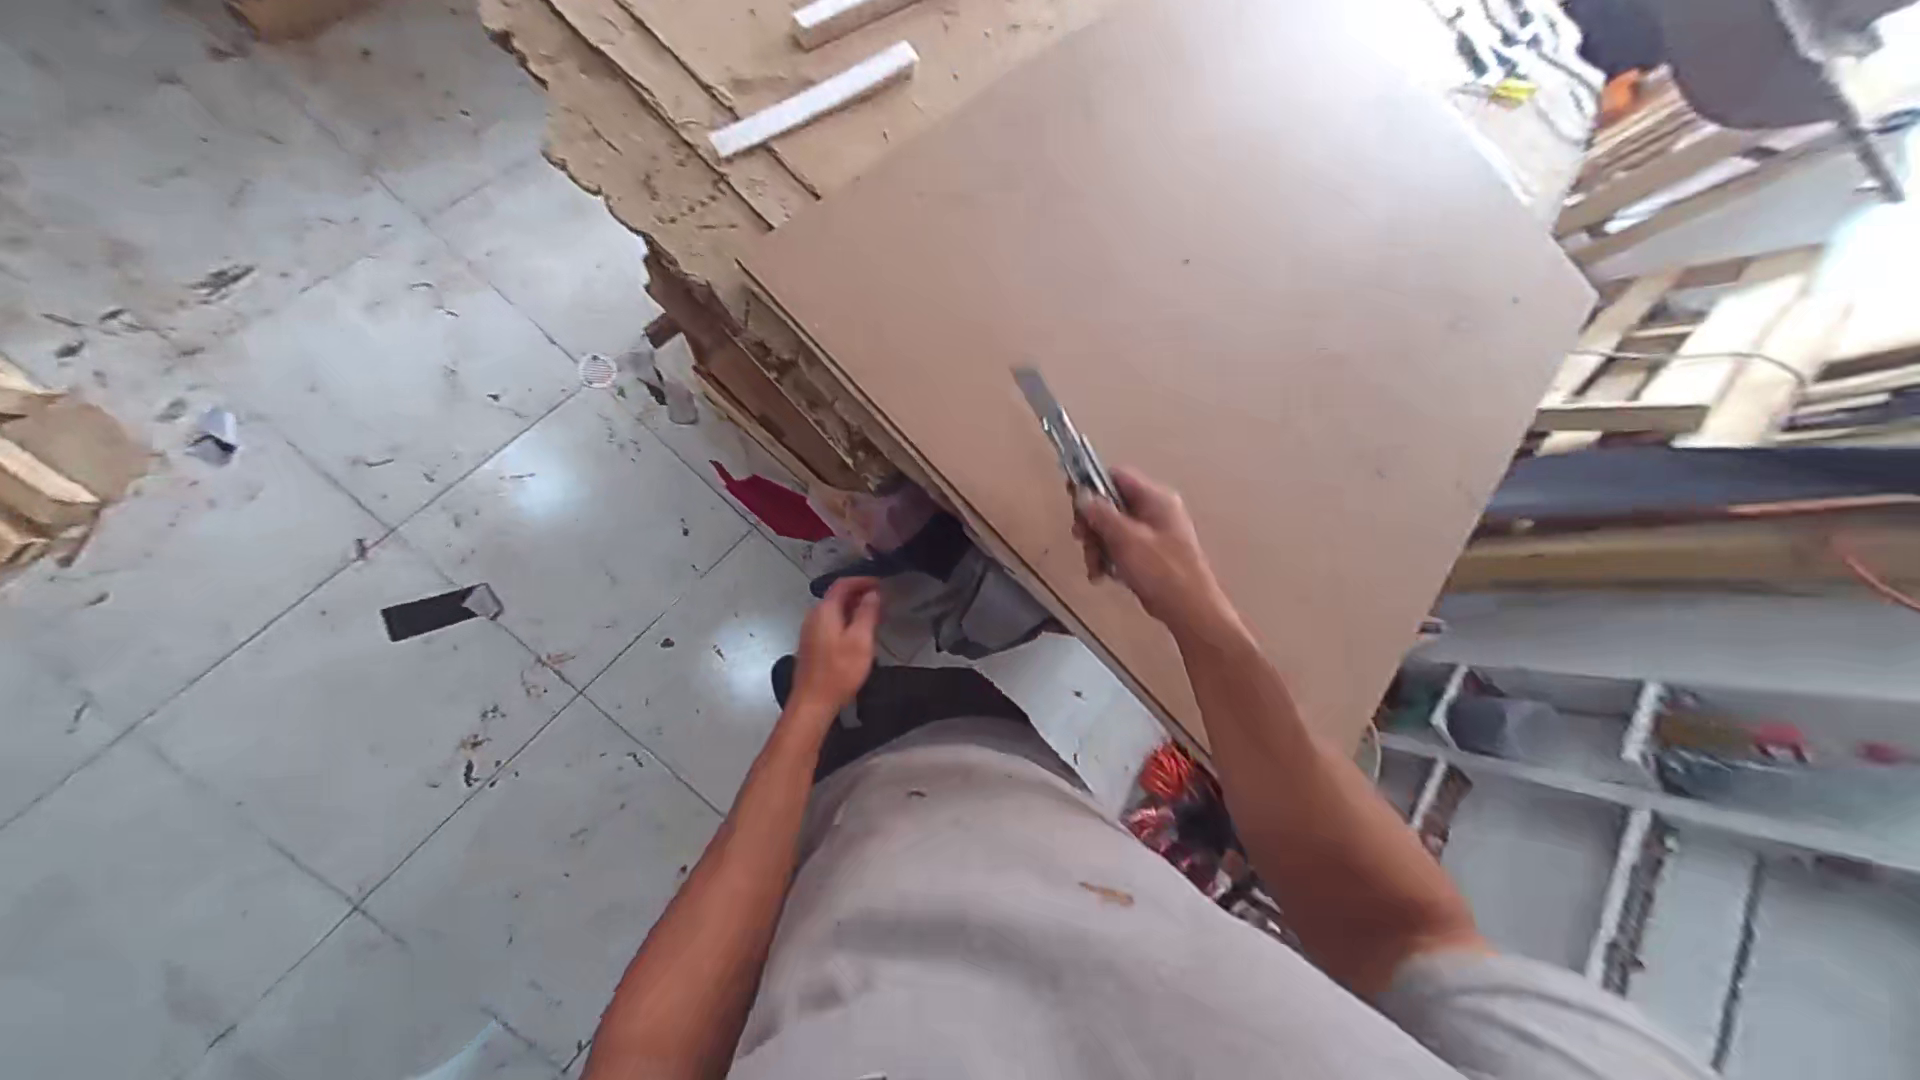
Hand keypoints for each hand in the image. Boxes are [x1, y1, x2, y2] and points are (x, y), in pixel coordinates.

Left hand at [789, 577, 881, 713]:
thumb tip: (872, 594)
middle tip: (880, 599)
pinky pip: (830, 623)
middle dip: (859, 594)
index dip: (862, 580)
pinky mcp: (811, 645)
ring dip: (854, 608)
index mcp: (825, 611)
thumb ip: (867, 613)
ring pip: (834, 610)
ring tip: (874, 615)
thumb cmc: (838, 672)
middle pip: (837, 596)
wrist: (813, 702)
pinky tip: (859, 633)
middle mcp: (814, 617)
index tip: (880, 584)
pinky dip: (846, 620)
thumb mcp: (860, 640)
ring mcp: (810, 631)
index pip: (843, 584)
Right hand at [1074, 467, 1236, 636]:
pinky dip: (1107, 558)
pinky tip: (1103, 575)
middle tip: (1082, 541)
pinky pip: (1119, 546)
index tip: (1072, 500)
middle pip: (1110, 504)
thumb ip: (1101, 514)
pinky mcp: (1148, 553)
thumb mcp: (1126, 539)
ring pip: (1111, 528)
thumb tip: (1081, 494)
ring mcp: (1152, 533)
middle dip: (1092, 524)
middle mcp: (1154, 510)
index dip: (1092, 484)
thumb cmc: (1161, 571)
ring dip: (1096, 546)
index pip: (1117, 476)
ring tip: (1095, 568)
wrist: (1189, 609)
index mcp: (1155, 499)